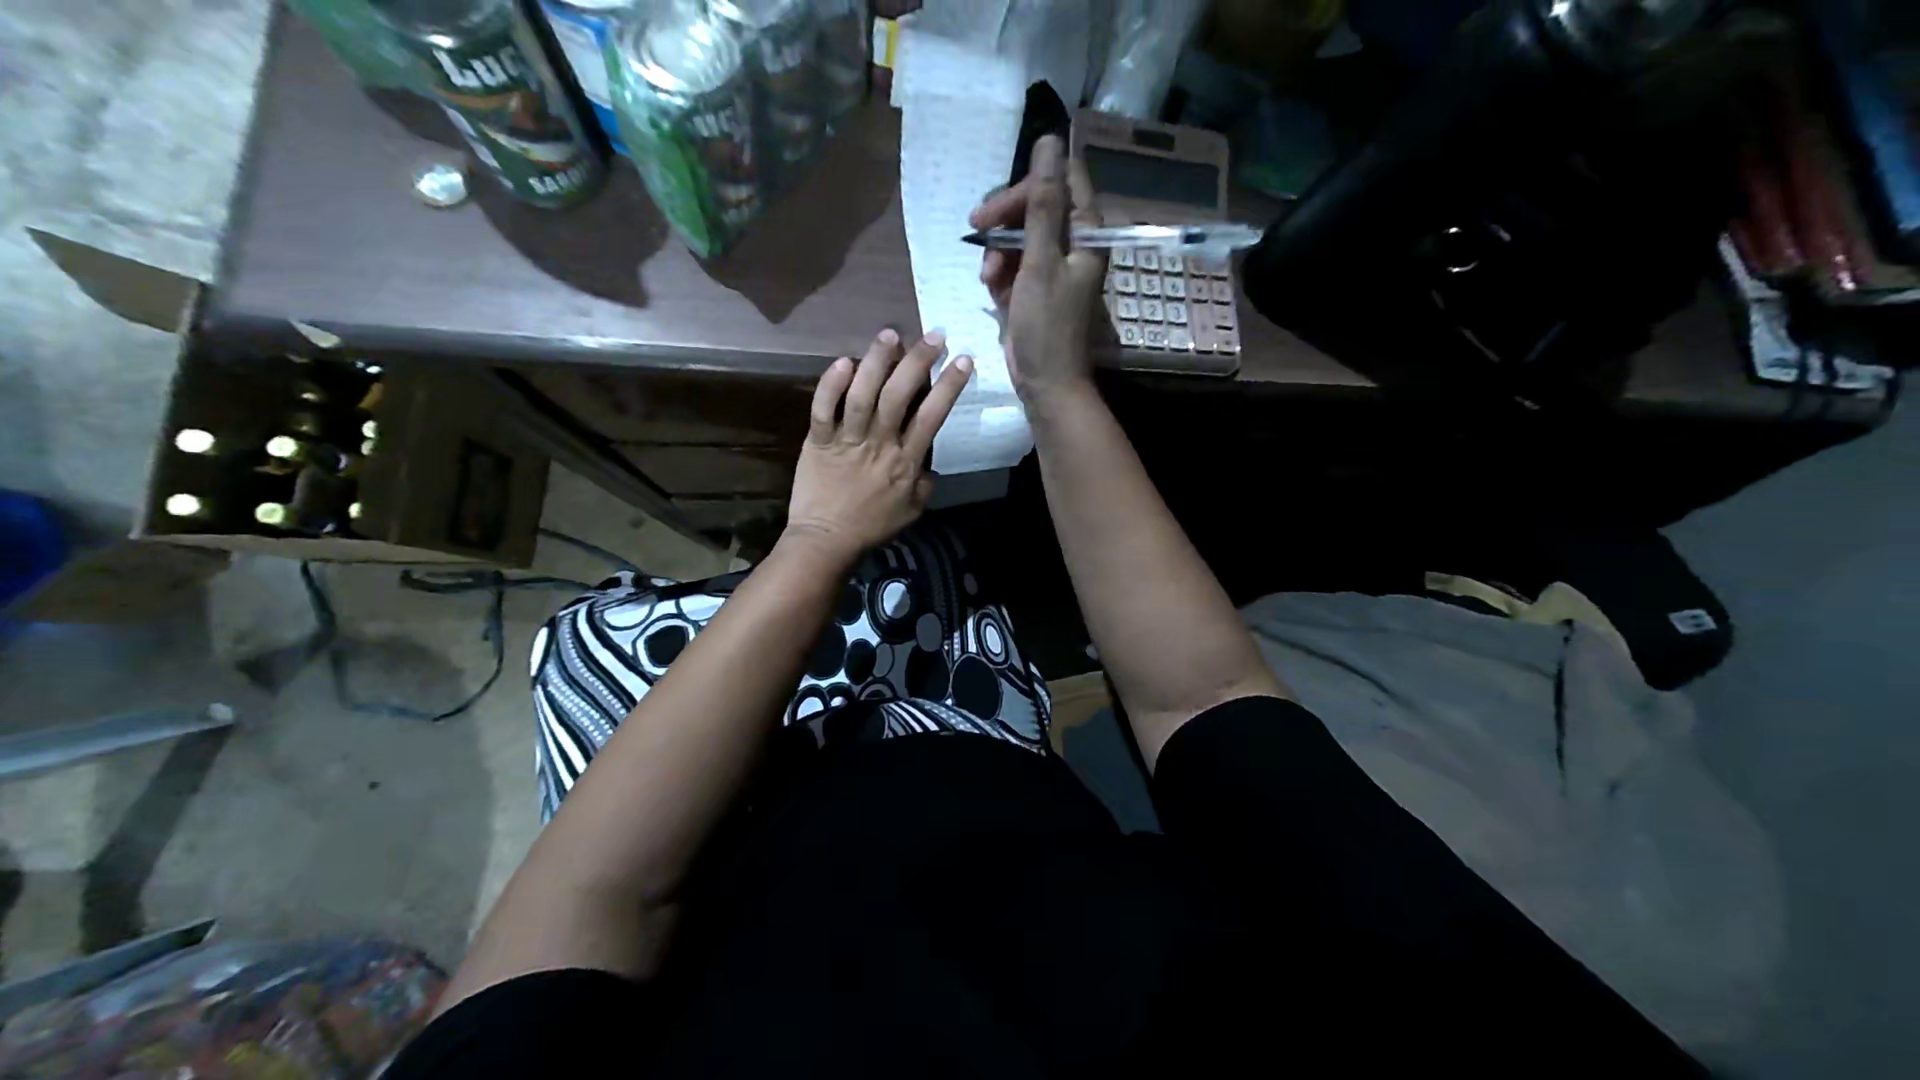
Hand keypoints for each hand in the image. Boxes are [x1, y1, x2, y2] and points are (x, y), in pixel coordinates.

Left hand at [783, 329, 972, 562]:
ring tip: (890, 335)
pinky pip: (823, 409)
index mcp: (907, 461)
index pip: (932, 416)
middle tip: (933, 336)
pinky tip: (843, 361)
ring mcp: (848, 441)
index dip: (949, 386)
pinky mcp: (819, 441)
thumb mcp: (913, 510)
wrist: (826, 541)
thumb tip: (932, 462)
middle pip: (900, 395)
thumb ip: (925, 482)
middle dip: (919, 362)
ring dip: (877, 361)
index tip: (963, 359)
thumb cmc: (872, 527)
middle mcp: (880, 444)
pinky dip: (831, 385)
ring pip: (863, 394)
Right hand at [971, 135, 1109, 408]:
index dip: (1029, 184)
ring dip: (998, 249)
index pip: (1063, 180)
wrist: (1045, 381)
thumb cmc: (1047, 325)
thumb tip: (1049, 141)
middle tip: (977, 229)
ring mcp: (1053, 264)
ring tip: (989, 276)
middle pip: (1037, 204)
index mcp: (1086, 232)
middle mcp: (1073, 242)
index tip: (999, 206)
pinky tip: (993, 288)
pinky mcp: (1035, 285)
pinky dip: (1000, 272)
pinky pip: (1014, 262)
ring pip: (1020, 234)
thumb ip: (1043, 203)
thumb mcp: (1040, 261)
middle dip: (1005, 218)